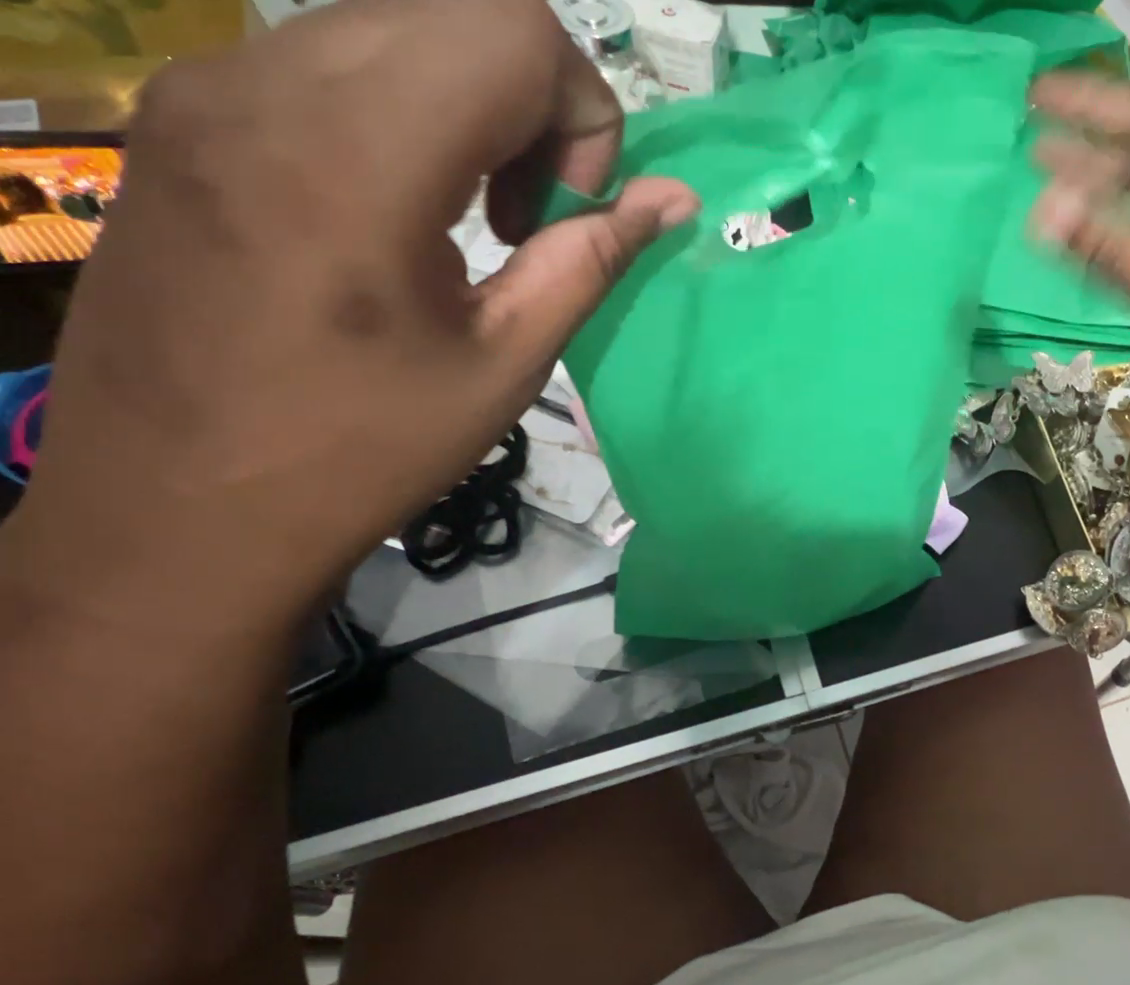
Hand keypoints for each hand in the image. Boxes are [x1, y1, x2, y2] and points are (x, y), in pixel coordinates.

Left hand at [3, 0, 695, 629]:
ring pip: (394, 23)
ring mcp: (209, 86)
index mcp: (360, 155)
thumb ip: (591, 258)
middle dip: (533, 100)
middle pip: (462, 11)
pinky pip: (326, 57)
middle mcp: (270, 83)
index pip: (515, 32)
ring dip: (469, 100)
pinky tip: (392, 209)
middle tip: (528, 213)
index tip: (568, 210)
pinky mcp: (180, 111)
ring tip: (466, 216)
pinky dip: (401, 107)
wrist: (173, 507)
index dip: (582, 111)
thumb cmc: (360, 451)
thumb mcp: (505, 363)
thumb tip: (673, 199)